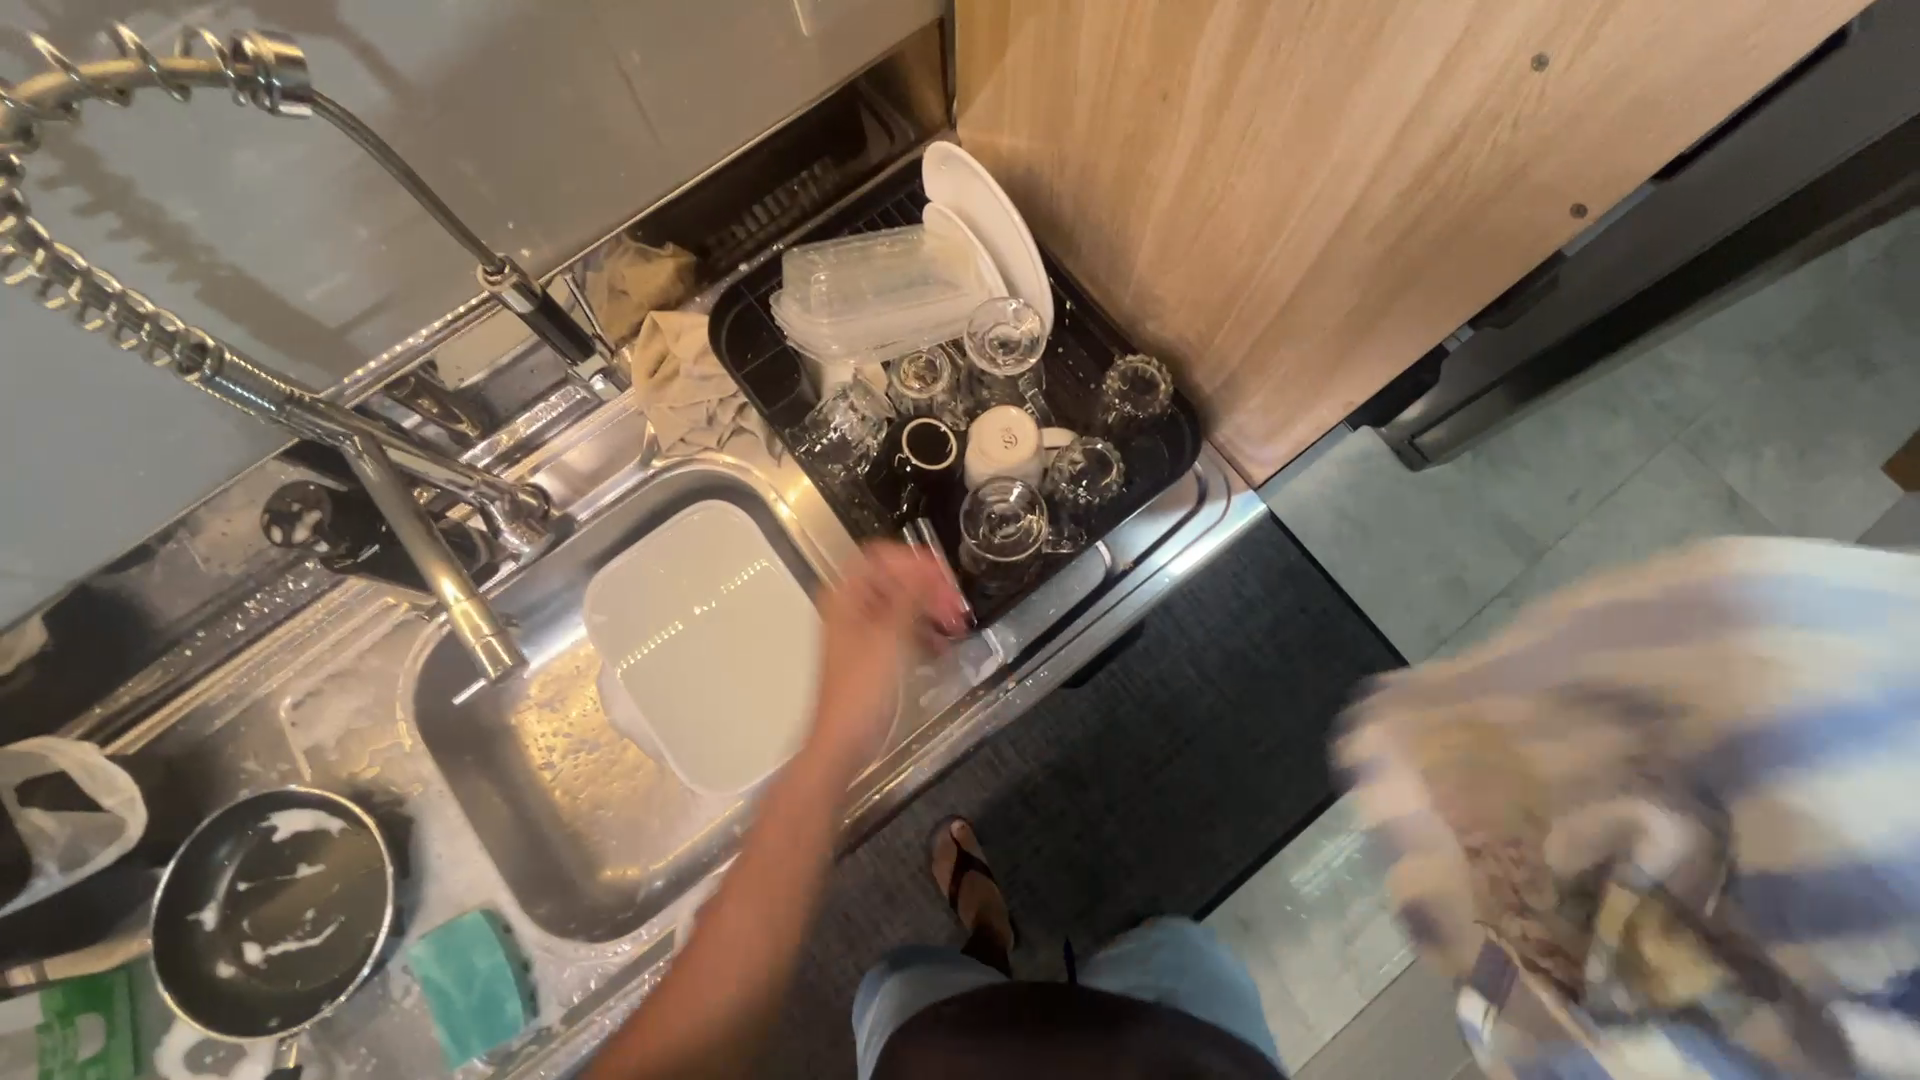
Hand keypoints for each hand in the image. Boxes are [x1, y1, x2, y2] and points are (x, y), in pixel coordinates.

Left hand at [807, 542, 969, 768]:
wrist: (844, 740)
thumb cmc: (862, 689)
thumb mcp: (891, 636)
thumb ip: (911, 595)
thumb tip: (927, 566)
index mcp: (845, 595)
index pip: (881, 556)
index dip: (913, 561)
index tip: (943, 576)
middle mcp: (850, 606)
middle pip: (894, 578)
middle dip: (928, 587)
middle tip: (956, 604)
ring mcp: (860, 629)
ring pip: (901, 603)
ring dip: (930, 608)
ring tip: (956, 624)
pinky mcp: (872, 651)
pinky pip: (902, 627)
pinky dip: (922, 630)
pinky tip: (943, 643)